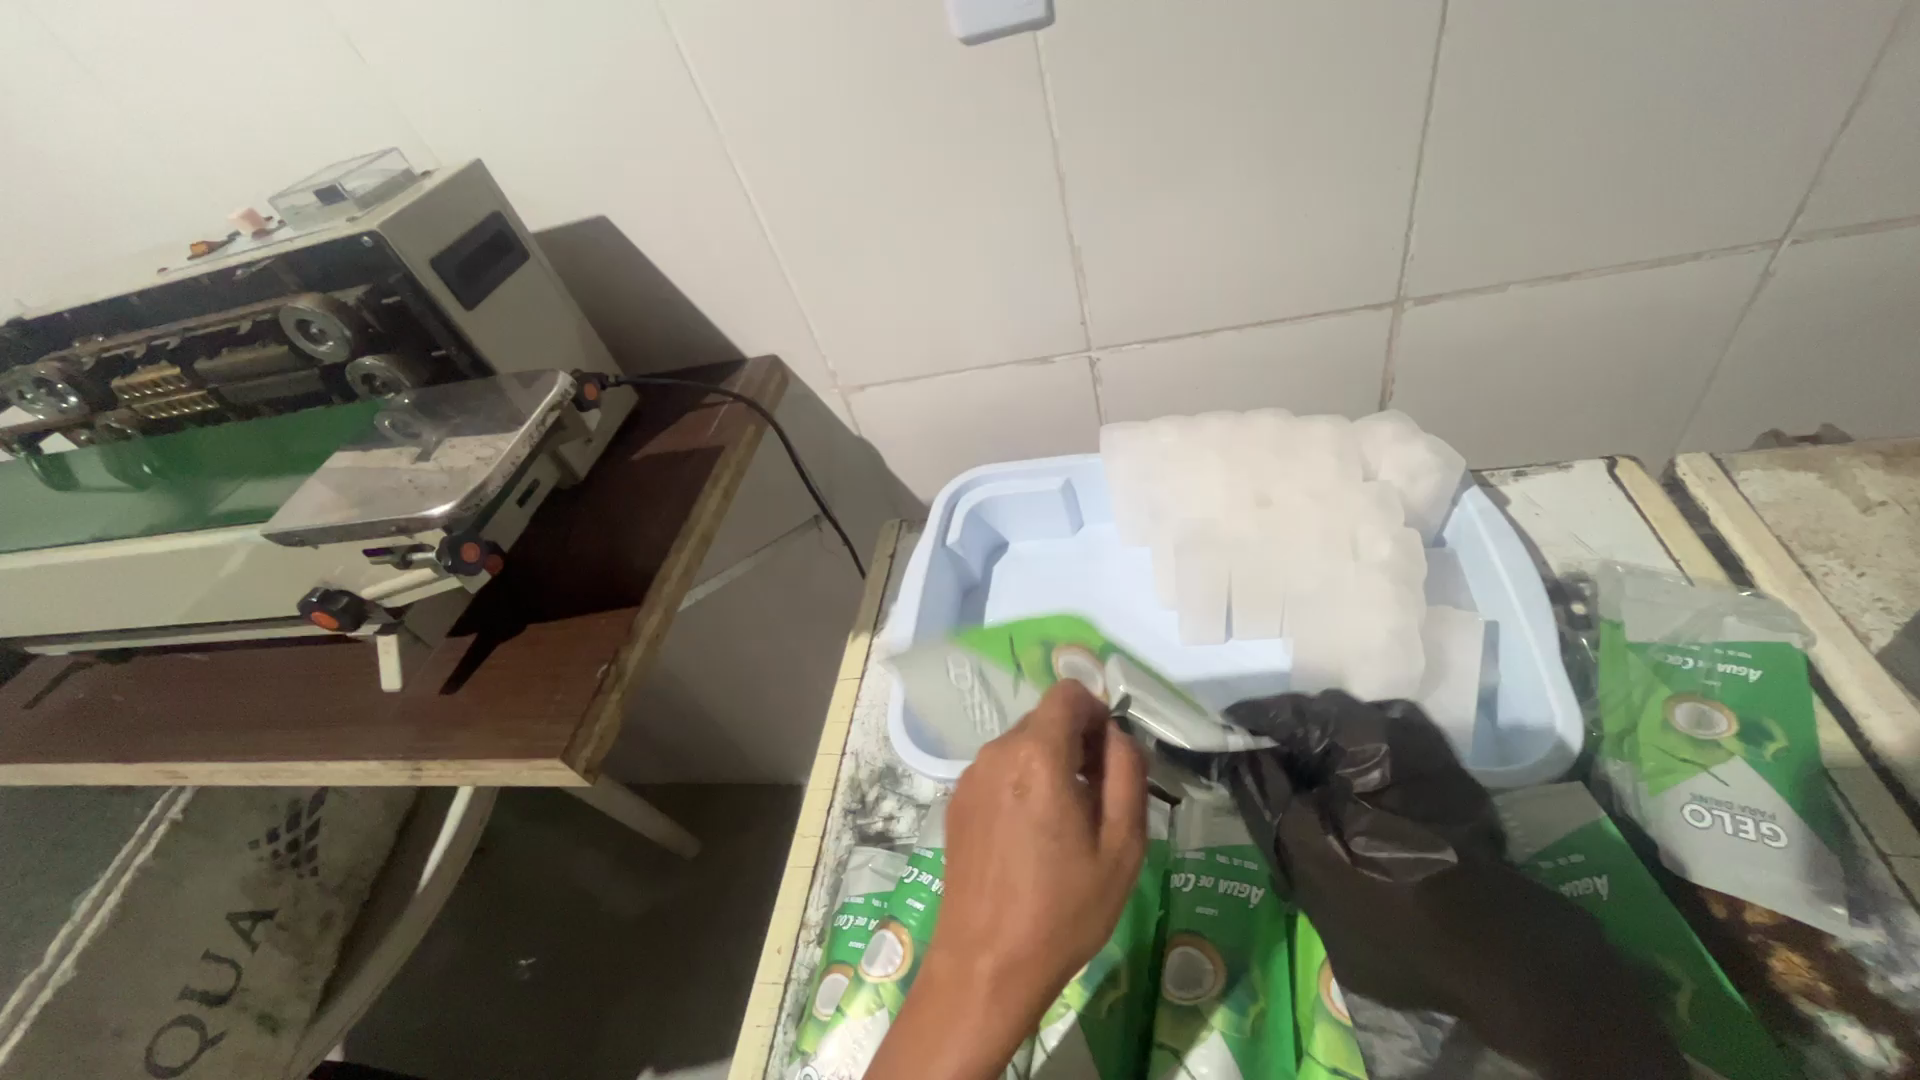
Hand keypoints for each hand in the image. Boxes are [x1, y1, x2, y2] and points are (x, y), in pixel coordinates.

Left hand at [866, 681, 1148, 1079]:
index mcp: (1037, 755)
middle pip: (1045, 720)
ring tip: (1067, 825)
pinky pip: (999, 772)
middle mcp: (996, 753)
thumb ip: (1127, 773)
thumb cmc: (1064, 908)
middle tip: (1097, 800)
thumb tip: (1119, 736)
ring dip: (1050, 766)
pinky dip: (1023, 785)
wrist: (987, 963)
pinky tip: (1032, 838)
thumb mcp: (1122, 845)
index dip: (1097, 714)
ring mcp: (970, 777)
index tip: (1112, 758)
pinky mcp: (956, 802)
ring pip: (1021, 746)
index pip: (1068, 693)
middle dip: (1077, 744)